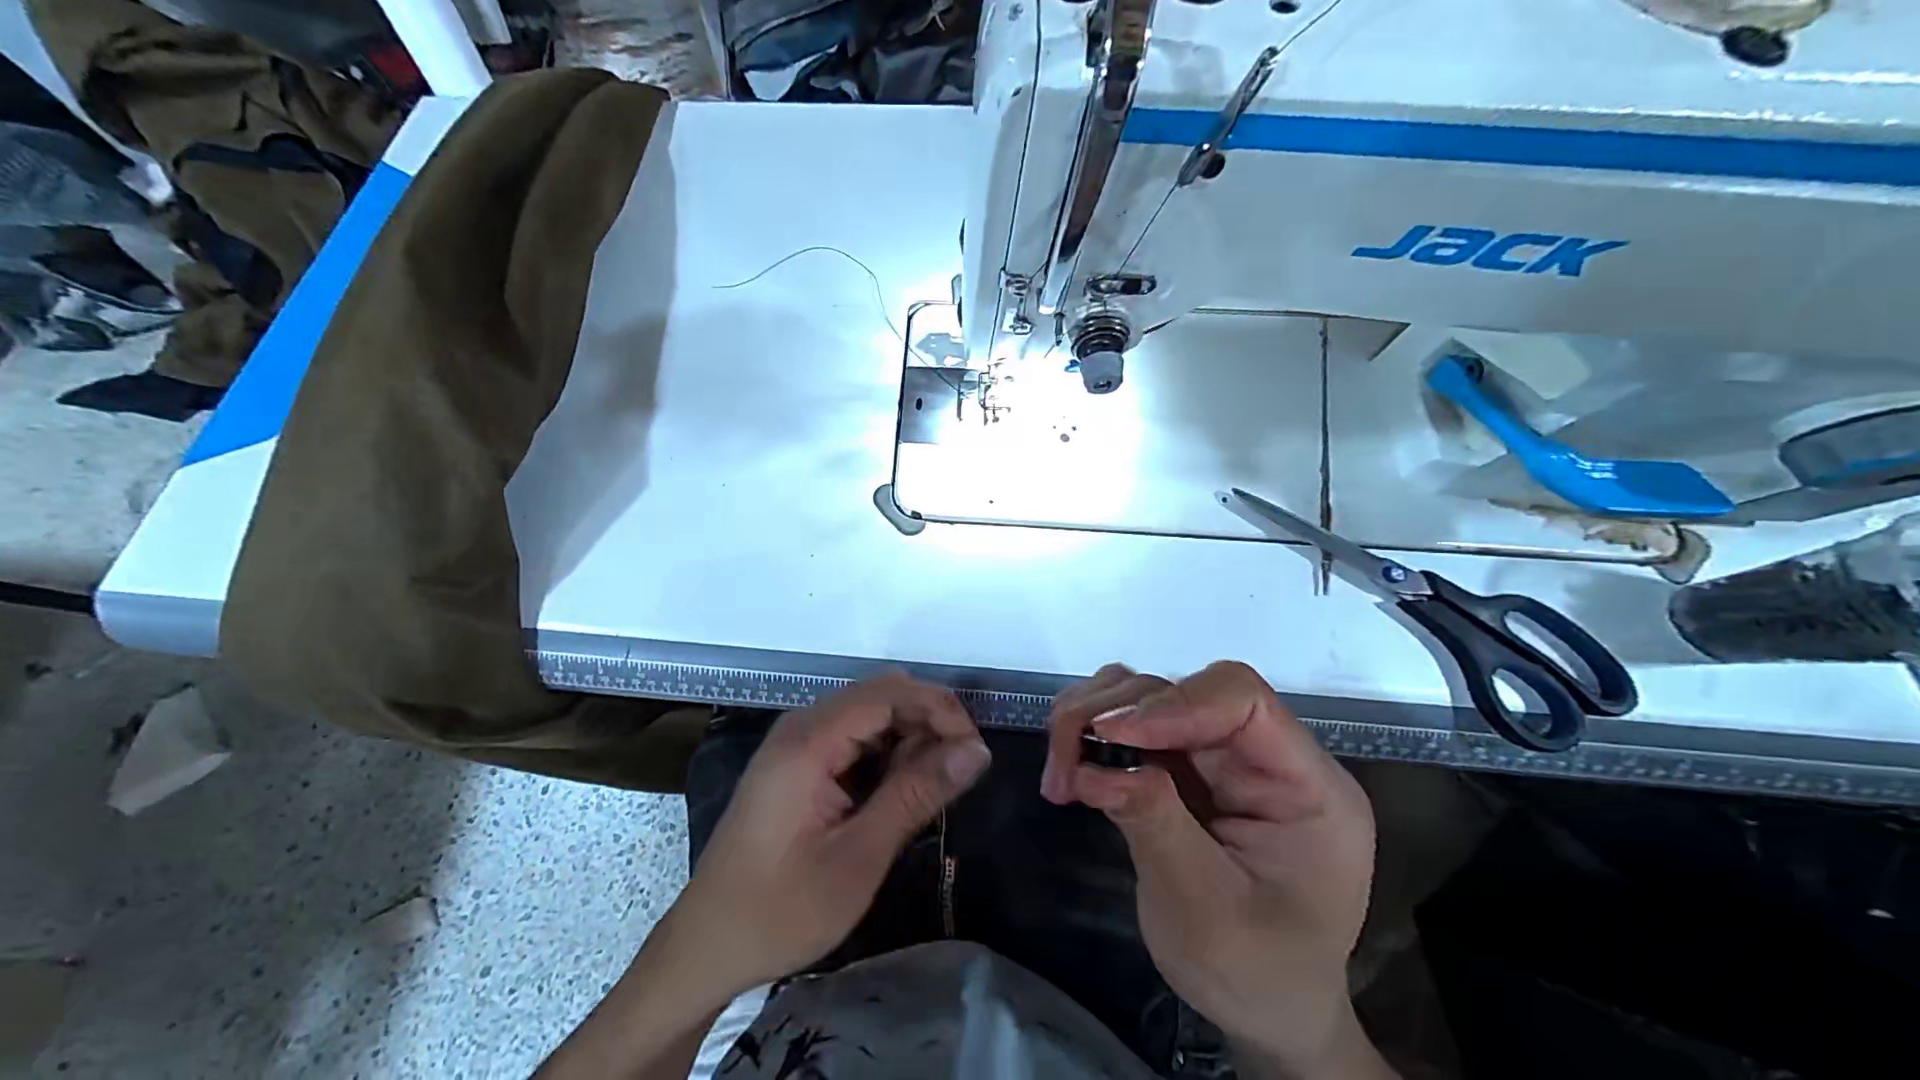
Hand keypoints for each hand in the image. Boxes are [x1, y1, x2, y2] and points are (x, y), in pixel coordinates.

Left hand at [658, 673, 992, 995]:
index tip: (975, 750)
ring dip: (909, 737)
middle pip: (879, 696)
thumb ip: (917, 794)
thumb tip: (976, 750)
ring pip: (867, 715)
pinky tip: (900, 789)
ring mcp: (794, 745)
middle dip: (928, 721)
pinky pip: (850, 738)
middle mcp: (800, 728)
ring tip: (935, 785)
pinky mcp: (794, 765)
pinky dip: (884, 753)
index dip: (939, 709)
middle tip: (961, 769)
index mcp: (809, 741)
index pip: (889, 693)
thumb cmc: (781, 910)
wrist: (707, 946)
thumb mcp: (860, 856)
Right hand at [1043, 662, 1387, 1079]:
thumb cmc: (1255, 972)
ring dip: (1090, 720)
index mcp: (1304, 784)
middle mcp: (1261, 754)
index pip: (1242, 699)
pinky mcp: (1183, 765)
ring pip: (1146, 695)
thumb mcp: (1207, 914)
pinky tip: (1071, 774)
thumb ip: (1157, 829)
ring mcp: (1219, 756)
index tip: (1109, 737)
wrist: (1263, 1007)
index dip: (1172, 703)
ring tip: (1061, 775)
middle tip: (1062, 769)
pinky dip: (1091, 737)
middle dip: (1111, 716)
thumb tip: (1094, 769)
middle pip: (1180, 690)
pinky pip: (1130, 723)